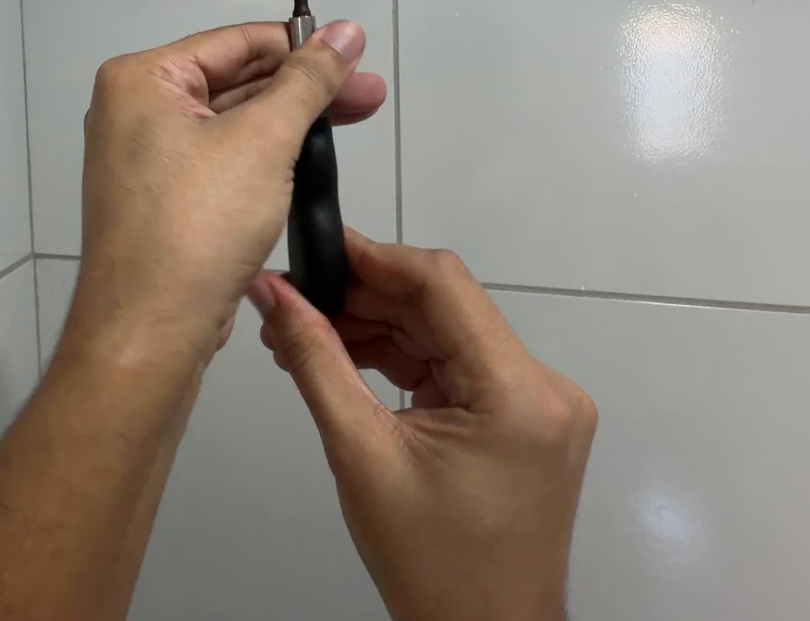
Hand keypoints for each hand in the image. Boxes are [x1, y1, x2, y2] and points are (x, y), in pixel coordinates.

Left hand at [64, 21, 385, 362]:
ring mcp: (147, 159)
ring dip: (290, 122)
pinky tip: (309, 154)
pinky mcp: (165, 198)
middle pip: (233, 81)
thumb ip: (307, 81)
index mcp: (140, 81)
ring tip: (355, 115)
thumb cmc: (193, 227)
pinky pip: (221, 161)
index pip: (232, 42)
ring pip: (230, 123)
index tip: (352, 49)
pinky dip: (264, 156)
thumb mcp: (262, 140)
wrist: (150, 330)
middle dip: (303, 87)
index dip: (297, 45)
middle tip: (367, 91)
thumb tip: (343, 32)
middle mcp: (135, 113)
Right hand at [251, 231, 595, 620]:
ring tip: (298, 335)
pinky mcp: (515, 414)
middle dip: (358, 298)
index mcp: (518, 391)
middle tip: (287, 301)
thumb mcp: (358, 450)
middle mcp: (540, 384)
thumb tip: (268, 287)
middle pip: (437, 305)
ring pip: (437, 329)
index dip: (371, 255)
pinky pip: (445, 362)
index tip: (310, 249)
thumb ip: (313, 357)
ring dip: (369, 326)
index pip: (441, 283)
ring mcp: (531, 400)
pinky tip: (338, 357)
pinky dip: (391, 355)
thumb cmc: (425, 559)